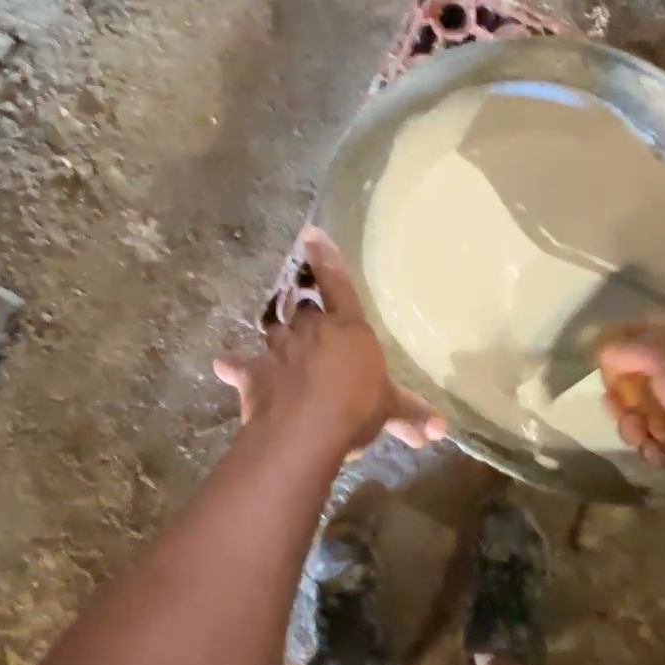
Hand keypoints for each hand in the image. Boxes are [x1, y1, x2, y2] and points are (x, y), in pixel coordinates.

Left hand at [213, 227, 444, 457]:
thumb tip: (440, 431)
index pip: (337, 284)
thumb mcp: (387, 411)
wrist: (306, 432)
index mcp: (348, 329)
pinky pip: (240, 366)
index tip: (310, 233)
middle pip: (305, 312)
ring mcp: (279, 350)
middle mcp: (311, 331)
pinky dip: (234, 366)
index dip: (325, 259)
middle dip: (307, 316)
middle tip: (312, 325)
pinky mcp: (254, 375)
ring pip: (275, 332)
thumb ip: (410, 415)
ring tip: (281, 345)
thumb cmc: (355, 409)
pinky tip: (224, 365)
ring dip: (279, 337)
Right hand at [599, 318, 664, 488]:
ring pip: (642, 415)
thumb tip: (604, 356)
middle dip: (621, 399)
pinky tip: (661, 453)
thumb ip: (627, 350)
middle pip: (635, 380)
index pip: (642, 333)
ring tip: (644, 438)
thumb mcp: (664, 356)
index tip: (603, 366)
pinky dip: (655, 450)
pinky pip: (658, 443)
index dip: (618, 347)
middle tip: (620, 410)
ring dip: (634, 428)